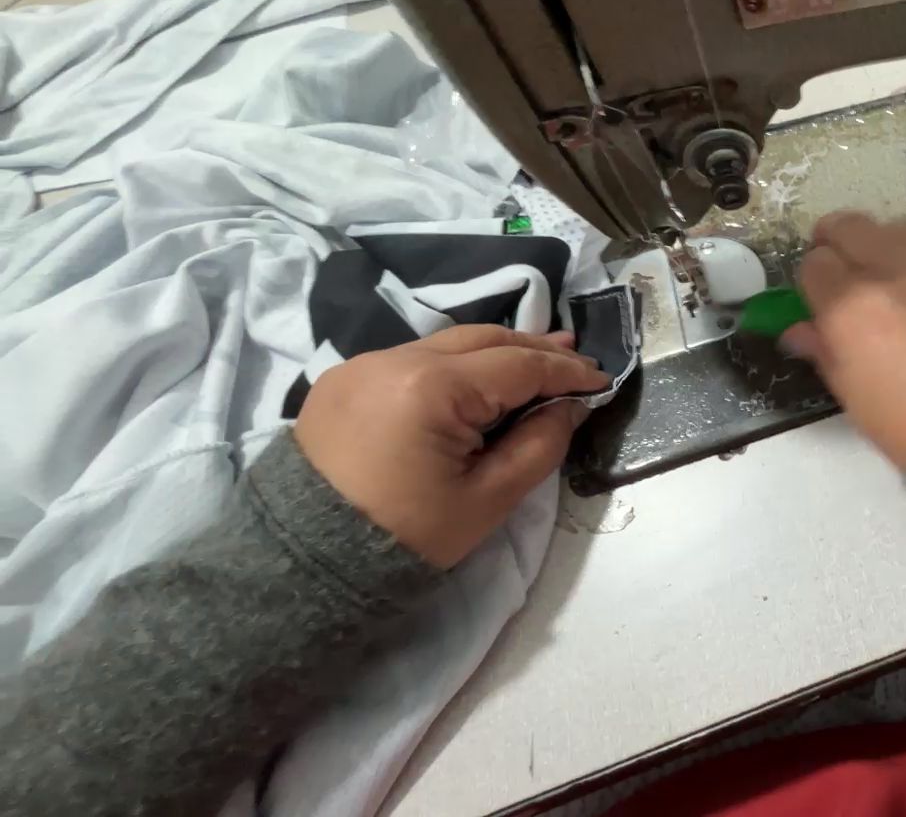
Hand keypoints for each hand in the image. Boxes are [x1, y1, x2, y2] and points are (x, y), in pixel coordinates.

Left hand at [293, 326, 608, 567]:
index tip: (604, 380)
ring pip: (453, 343)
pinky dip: (461, 363)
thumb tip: (570, 406)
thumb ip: (542, 442)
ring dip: (500, 352)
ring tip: (542, 356)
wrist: (297, 569)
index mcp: (430, 388)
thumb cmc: (407, 535)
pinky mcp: (345, 381)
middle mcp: (394, 360)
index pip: (519, 366)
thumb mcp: (491, 496)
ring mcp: (363, 366)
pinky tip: (484, 376)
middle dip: (538, 349)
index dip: (568, 372)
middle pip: (486, 340)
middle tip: (580, 358)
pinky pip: (420, 358)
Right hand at [781, 212, 905, 472]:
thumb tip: (800, 330)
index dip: (812, 280)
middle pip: (848, 226)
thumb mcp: (852, 395)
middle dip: (837, 241)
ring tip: (893, 275)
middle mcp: (889, 272)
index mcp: (849, 306)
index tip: (819, 295)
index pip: (813, 265)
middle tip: (842, 265)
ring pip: (896, 229)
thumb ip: (824, 350)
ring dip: (885, 247)